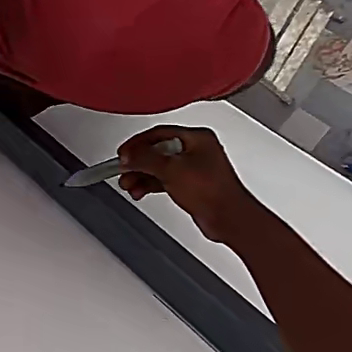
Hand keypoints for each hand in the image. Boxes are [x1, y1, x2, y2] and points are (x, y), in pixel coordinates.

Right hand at [116, 126, 264, 244]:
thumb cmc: (213, 191)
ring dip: (142, 176)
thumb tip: (129, 155)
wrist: (228, 218)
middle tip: (123, 170)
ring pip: (161, 168)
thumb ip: (146, 159)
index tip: (123, 153)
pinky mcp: (192, 186)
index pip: (159, 133)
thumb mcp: (172, 169)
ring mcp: (195, 169)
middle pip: (158, 151)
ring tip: (129, 184)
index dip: (138, 143)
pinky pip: (166, 181)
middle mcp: (197, 151)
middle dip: (138, 162)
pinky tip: (141, 191)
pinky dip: (151, 185)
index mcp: (197, 138)